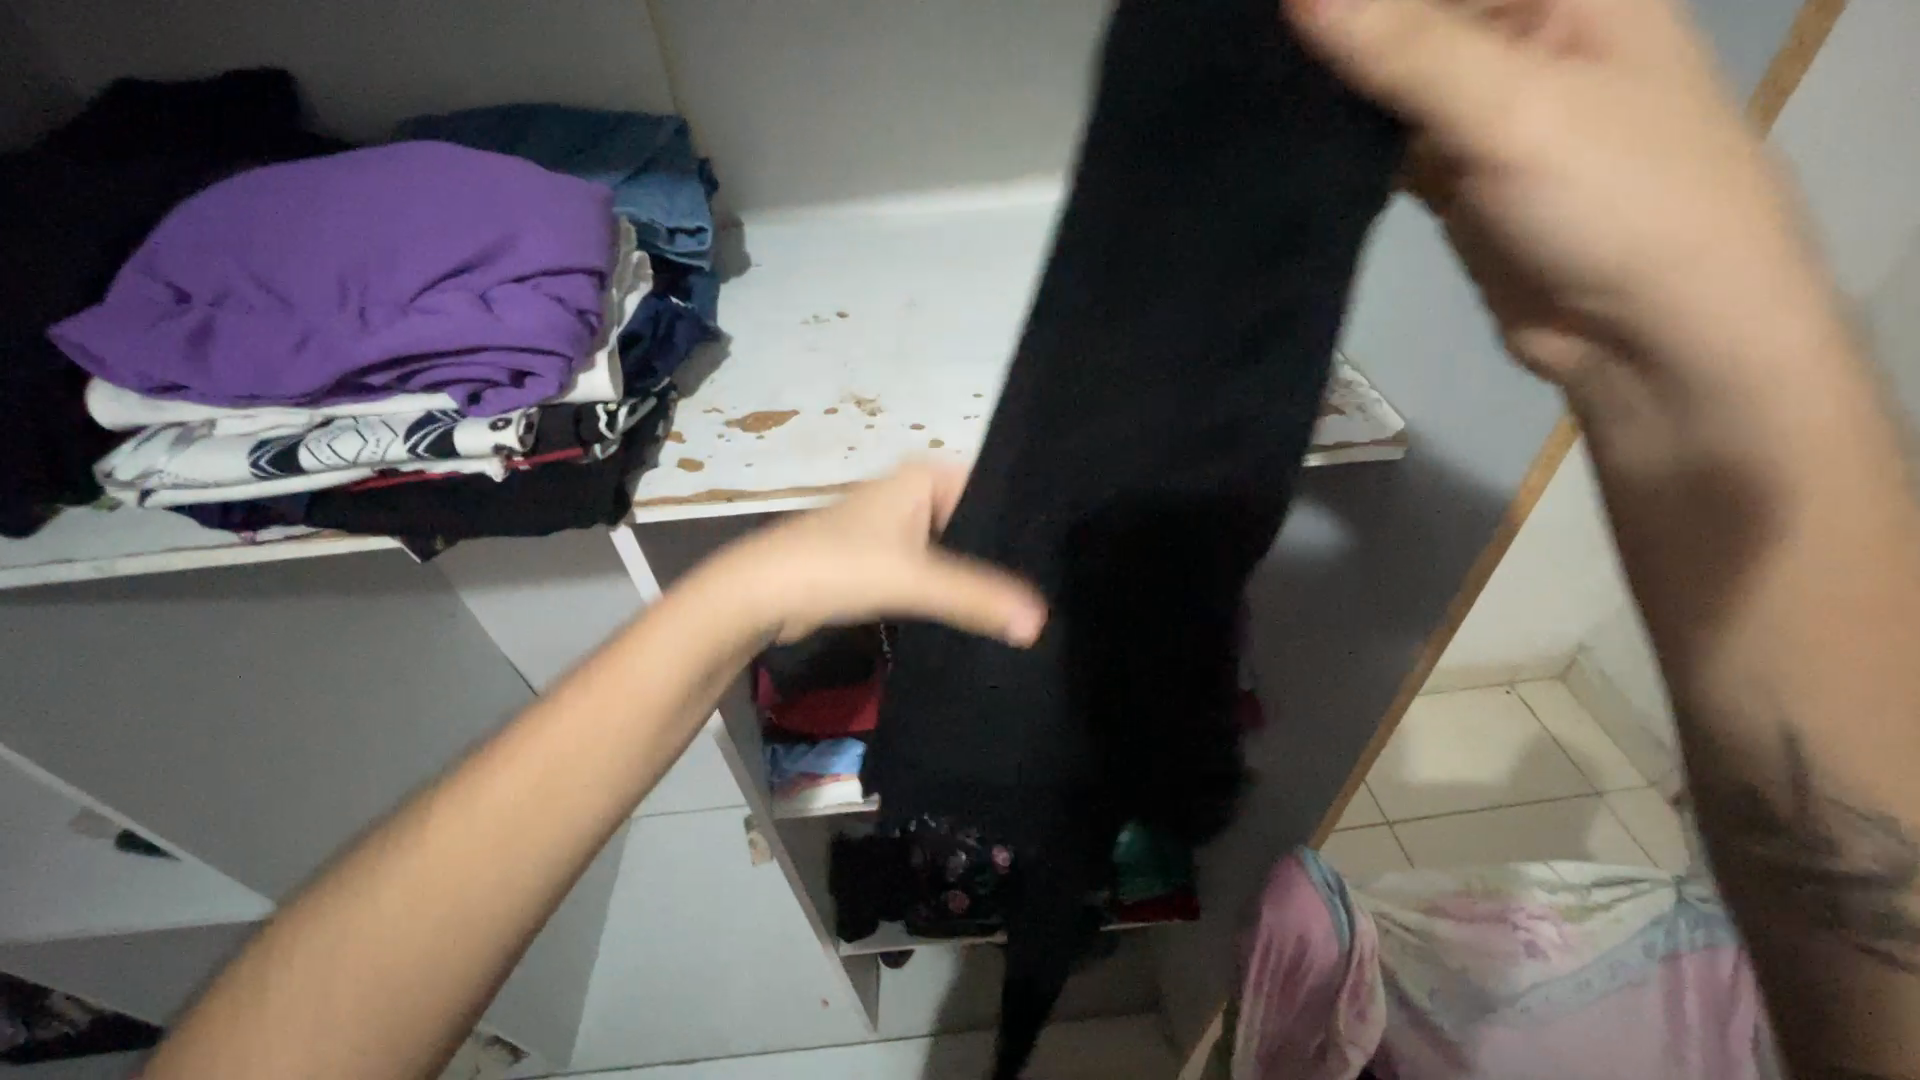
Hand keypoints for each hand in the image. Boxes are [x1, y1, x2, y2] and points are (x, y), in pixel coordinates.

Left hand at [692, 463, 1047, 647]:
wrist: (760, 595)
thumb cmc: (835, 567)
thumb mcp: (913, 580)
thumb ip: (977, 598)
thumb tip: (1040, 622)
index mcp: (924, 474)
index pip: (997, 487)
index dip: (1027, 520)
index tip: (1067, 553)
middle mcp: (915, 492)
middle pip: (979, 522)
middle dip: (1007, 553)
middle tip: (1058, 586)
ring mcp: (900, 526)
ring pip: (957, 549)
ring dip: (981, 575)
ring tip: (1033, 602)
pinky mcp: (887, 560)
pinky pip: (936, 570)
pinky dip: (954, 589)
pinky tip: (986, 613)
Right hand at [1282, 0, 1837, 392]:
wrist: (1650, 334)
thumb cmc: (1617, 196)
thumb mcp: (1512, 106)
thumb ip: (1403, 48)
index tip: (1271, 10)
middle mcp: (1522, 36)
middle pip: (1409, 17)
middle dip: (1334, 31)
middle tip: (1237, 51)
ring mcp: (1485, 112)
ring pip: (1388, 84)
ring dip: (1328, 91)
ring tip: (1244, 88)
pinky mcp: (1454, 178)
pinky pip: (1383, 149)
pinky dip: (1340, 151)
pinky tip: (1282, 146)